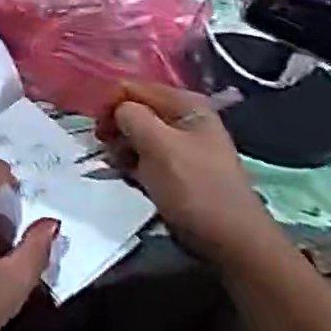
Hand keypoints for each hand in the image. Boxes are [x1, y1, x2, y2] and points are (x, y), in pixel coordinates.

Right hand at [97, 80, 286, 268]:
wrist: (233, 243)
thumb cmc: (195, 188)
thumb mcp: (159, 144)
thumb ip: (131, 115)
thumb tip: (117, 111)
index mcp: (185, 104)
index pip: (132, 88)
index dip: (110, 104)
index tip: (98, 131)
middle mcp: (183, 119)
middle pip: (133, 110)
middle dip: (115, 128)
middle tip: (107, 151)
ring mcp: (180, 146)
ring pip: (135, 135)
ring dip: (121, 149)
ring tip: (119, 168)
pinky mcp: (176, 170)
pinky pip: (143, 156)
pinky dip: (131, 164)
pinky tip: (129, 178)